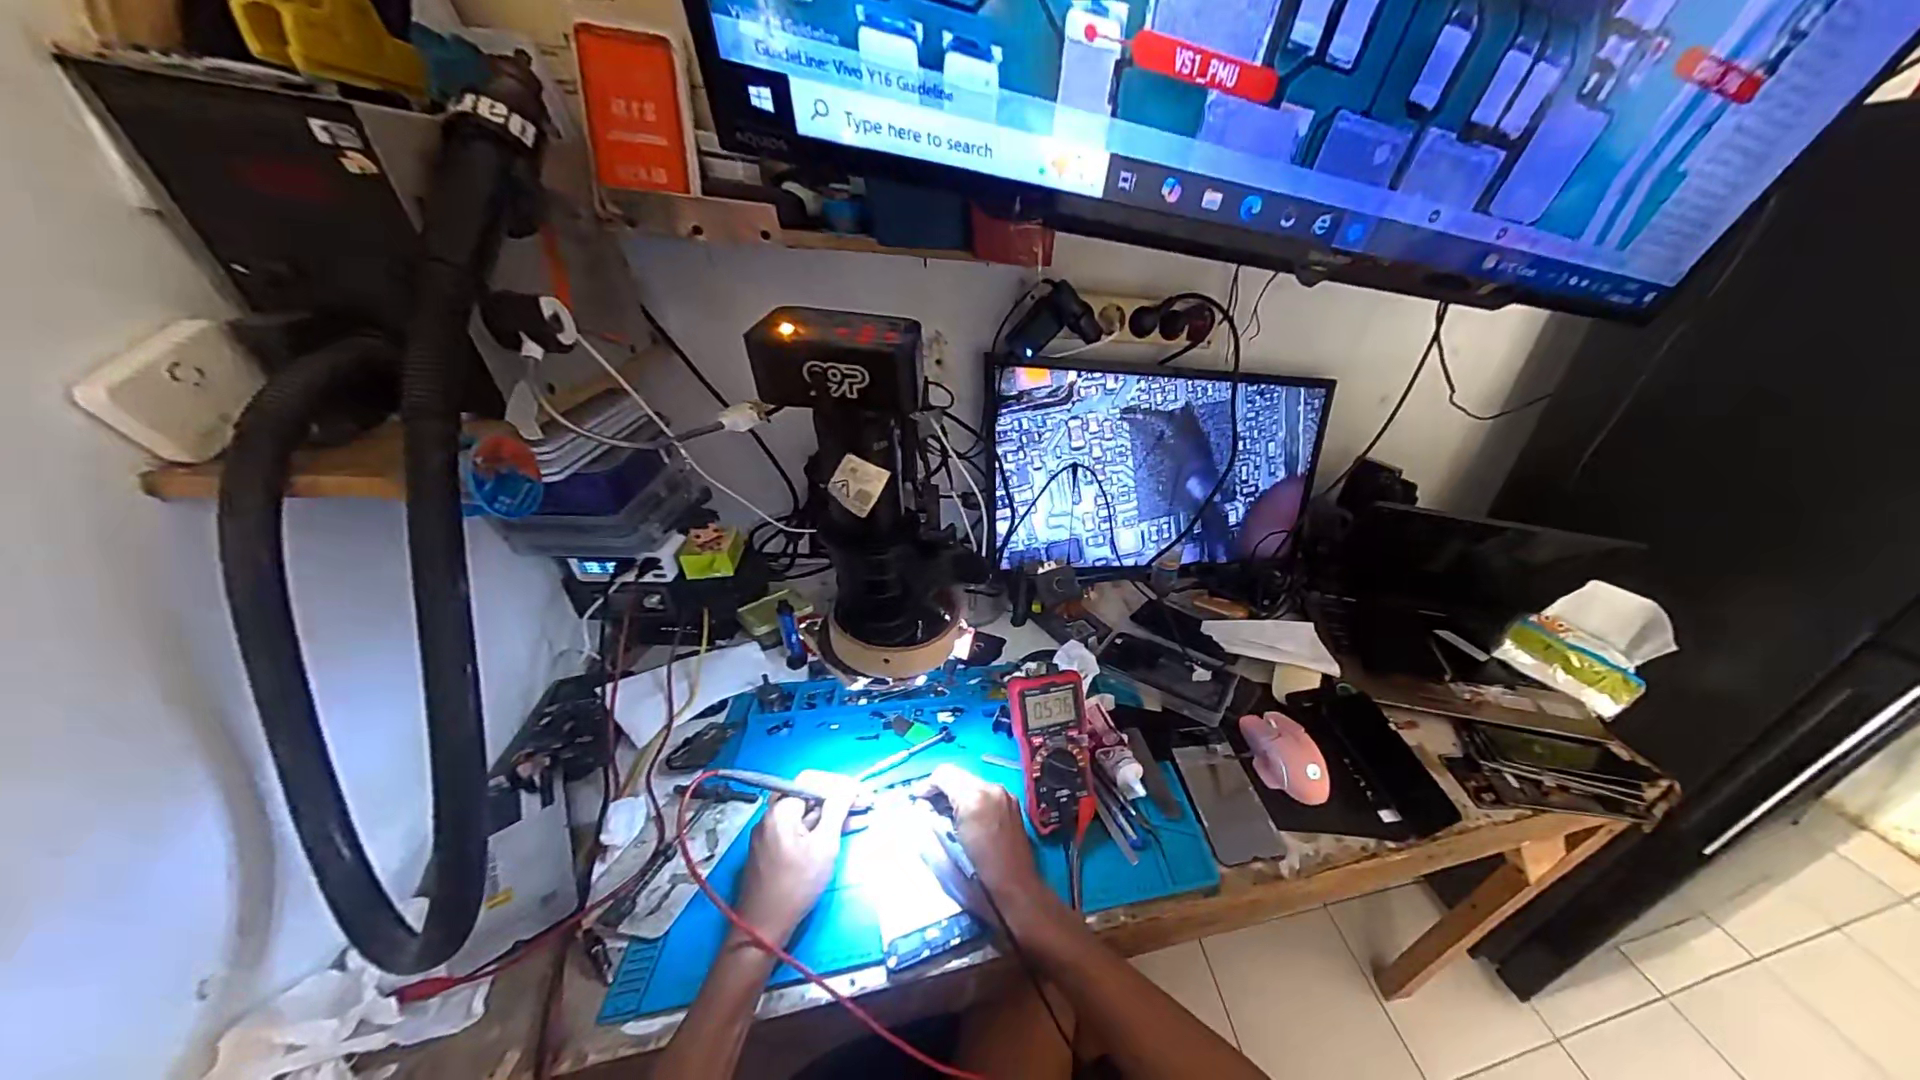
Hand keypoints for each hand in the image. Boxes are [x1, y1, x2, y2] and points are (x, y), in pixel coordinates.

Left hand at [733, 771, 854, 944]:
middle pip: (809, 796)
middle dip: (838, 798)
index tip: (861, 794)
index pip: (812, 781)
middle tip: (864, 804)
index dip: (839, 784)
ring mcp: (771, 833)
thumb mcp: (824, 846)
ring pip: (806, 813)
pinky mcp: (773, 849)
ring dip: (832, 814)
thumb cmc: (796, 885)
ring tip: (861, 816)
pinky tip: (842, 832)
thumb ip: (836, 811)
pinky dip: (820, 828)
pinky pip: (800, 829)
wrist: (762, 928)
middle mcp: (772, 816)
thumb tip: (847, 787)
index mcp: (781, 810)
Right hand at [922, 764, 1047, 910]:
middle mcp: (991, 787)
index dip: (927, 785)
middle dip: (941, 788)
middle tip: (929, 806)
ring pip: (971, 781)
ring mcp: (1004, 793)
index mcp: (974, 797)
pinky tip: (967, 815)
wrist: (1016, 885)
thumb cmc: (979, 870)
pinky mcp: (1011, 801)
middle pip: (957, 774)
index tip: (918, 798)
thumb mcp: (949, 841)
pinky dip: (972, 797)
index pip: (943, 774)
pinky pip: (985, 790)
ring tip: (947, 812)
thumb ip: (936, 815)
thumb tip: (925, 804)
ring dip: (956, 792)